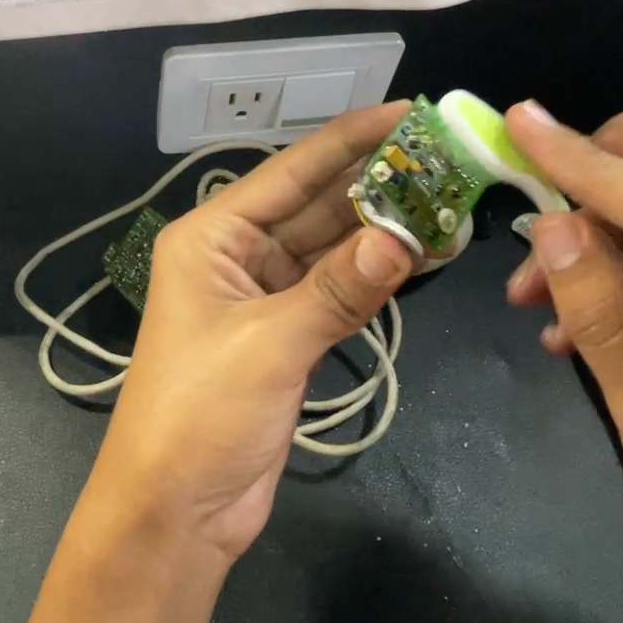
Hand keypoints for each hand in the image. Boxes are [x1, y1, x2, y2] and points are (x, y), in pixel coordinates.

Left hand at [3, 103, 413, 622]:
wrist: (174, 509)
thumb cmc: (200, 413)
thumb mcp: (269, 343)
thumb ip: (338, 288)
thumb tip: (404, 239)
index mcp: (211, 237)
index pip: (288, 173)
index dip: (348, 141)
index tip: (405, 113)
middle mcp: (235, 255)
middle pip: (313, 206)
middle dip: (374, 184)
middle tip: (443, 158)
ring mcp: (261, 296)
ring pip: (329, 249)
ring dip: (381, 231)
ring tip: (448, 202)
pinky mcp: (284, 334)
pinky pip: (335, 290)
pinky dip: (372, 276)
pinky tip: (420, 256)